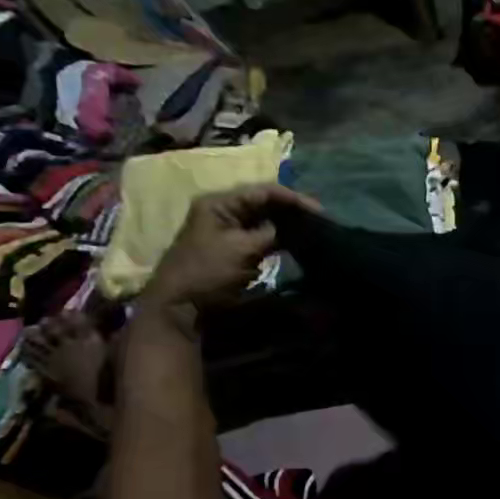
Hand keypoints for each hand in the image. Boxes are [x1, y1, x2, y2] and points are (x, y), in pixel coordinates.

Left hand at [137, 184, 319, 333]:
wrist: (180, 307)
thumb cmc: (207, 273)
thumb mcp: (242, 249)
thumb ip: (269, 233)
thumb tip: (290, 228)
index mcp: (220, 203)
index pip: (263, 191)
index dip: (293, 199)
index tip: (319, 211)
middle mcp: (223, 211)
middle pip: (264, 203)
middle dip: (291, 211)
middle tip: (319, 221)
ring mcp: (227, 231)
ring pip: (263, 221)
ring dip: (286, 225)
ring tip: (312, 231)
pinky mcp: (232, 250)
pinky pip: (259, 237)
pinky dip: (277, 239)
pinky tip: (296, 244)